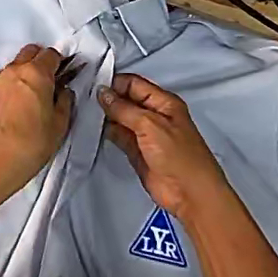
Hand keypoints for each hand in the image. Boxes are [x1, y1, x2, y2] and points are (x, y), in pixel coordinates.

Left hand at [0, 44, 72, 197]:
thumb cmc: (33, 143)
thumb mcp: (61, 121)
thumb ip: (65, 98)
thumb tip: (63, 91)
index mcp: (37, 73)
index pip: (51, 54)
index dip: (60, 63)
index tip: (63, 73)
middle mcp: (15, 71)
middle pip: (30, 52)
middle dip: (41, 61)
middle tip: (47, 80)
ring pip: (14, 65)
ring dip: (23, 73)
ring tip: (28, 95)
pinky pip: (0, 79)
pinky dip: (9, 85)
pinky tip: (14, 104)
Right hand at [100, 75, 231, 218]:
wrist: (189, 193)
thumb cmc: (182, 158)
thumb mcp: (151, 125)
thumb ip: (125, 109)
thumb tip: (105, 95)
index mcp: (164, 102)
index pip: (135, 84)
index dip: (115, 83)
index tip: (95, 86)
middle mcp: (155, 115)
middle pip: (127, 100)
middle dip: (109, 99)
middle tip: (87, 99)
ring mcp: (147, 134)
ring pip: (122, 118)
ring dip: (107, 116)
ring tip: (87, 113)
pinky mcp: (139, 152)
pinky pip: (120, 136)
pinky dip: (108, 133)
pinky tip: (96, 130)